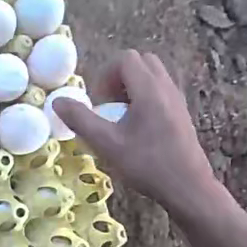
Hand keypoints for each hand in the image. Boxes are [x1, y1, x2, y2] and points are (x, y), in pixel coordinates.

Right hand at [52, 50, 218, 216]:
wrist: (188, 187)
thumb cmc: (146, 165)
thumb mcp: (107, 144)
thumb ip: (81, 120)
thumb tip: (58, 101)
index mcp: (149, 90)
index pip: (126, 59)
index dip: (106, 74)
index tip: (98, 101)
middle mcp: (166, 88)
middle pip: (141, 62)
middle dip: (119, 77)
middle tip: (108, 105)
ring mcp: (177, 100)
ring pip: (152, 76)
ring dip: (131, 88)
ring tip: (120, 117)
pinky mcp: (182, 114)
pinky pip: (161, 91)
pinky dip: (144, 99)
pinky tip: (137, 129)